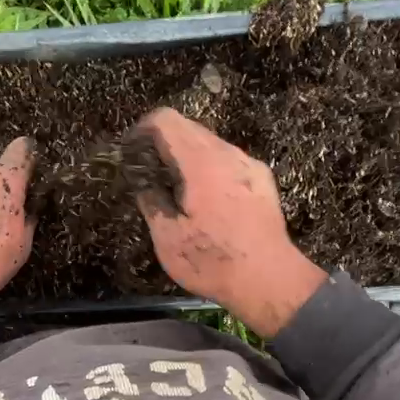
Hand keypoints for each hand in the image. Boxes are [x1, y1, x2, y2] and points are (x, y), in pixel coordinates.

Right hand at [132, 108, 326, 337]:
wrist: (268, 278)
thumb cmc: (212, 261)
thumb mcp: (167, 238)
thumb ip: (151, 200)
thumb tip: (141, 179)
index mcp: (200, 163)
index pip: (166, 121)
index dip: (142, 131)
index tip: (130, 154)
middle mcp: (228, 153)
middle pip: (189, 128)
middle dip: (163, 145)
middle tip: (147, 175)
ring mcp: (249, 164)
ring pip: (210, 145)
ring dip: (187, 158)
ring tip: (174, 191)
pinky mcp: (261, 180)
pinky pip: (228, 162)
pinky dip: (208, 170)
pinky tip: (205, 202)